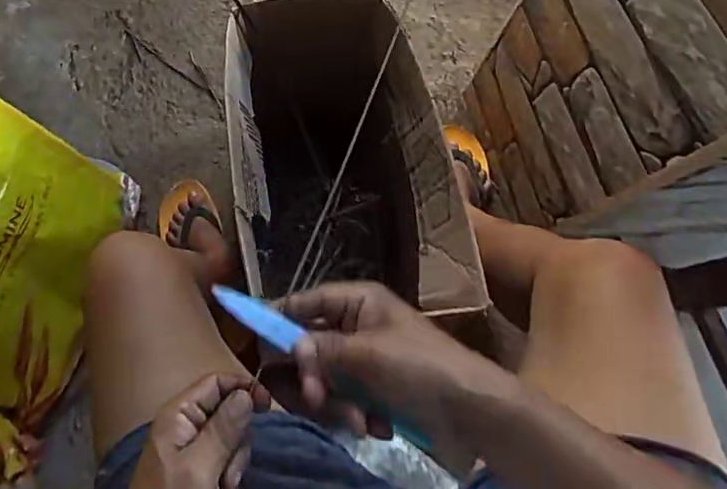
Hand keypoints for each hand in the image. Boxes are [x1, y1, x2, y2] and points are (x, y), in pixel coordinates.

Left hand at [129, 373, 269, 488]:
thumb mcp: (198, 468)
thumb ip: (222, 430)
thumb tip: (246, 392)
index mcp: (178, 413)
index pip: (215, 382)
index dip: (242, 386)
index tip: (268, 403)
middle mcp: (186, 424)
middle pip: (227, 410)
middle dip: (237, 439)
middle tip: (229, 471)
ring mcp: (192, 448)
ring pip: (230, 437)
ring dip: (234, 462)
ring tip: (223, 485)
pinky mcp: (199, 468)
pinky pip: (225, 458)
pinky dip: (228, 473)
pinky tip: (222, 488)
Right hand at [279, 281, 514, 448]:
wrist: (474, 411)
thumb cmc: (422, 366)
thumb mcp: (370, 355)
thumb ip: (323, 349)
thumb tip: (285, 347)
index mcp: (356, 301)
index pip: (305, 300)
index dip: (278, 316)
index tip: (253, 337)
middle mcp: (354, 324)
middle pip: (308, 345)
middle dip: (311, 377)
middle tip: (316, 400)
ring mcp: (362, 359)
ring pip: (322, 378)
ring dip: (335, 404)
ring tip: (360, 422)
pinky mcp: (371, 390)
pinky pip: (342, 401)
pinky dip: (354, 416)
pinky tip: (376, 426)